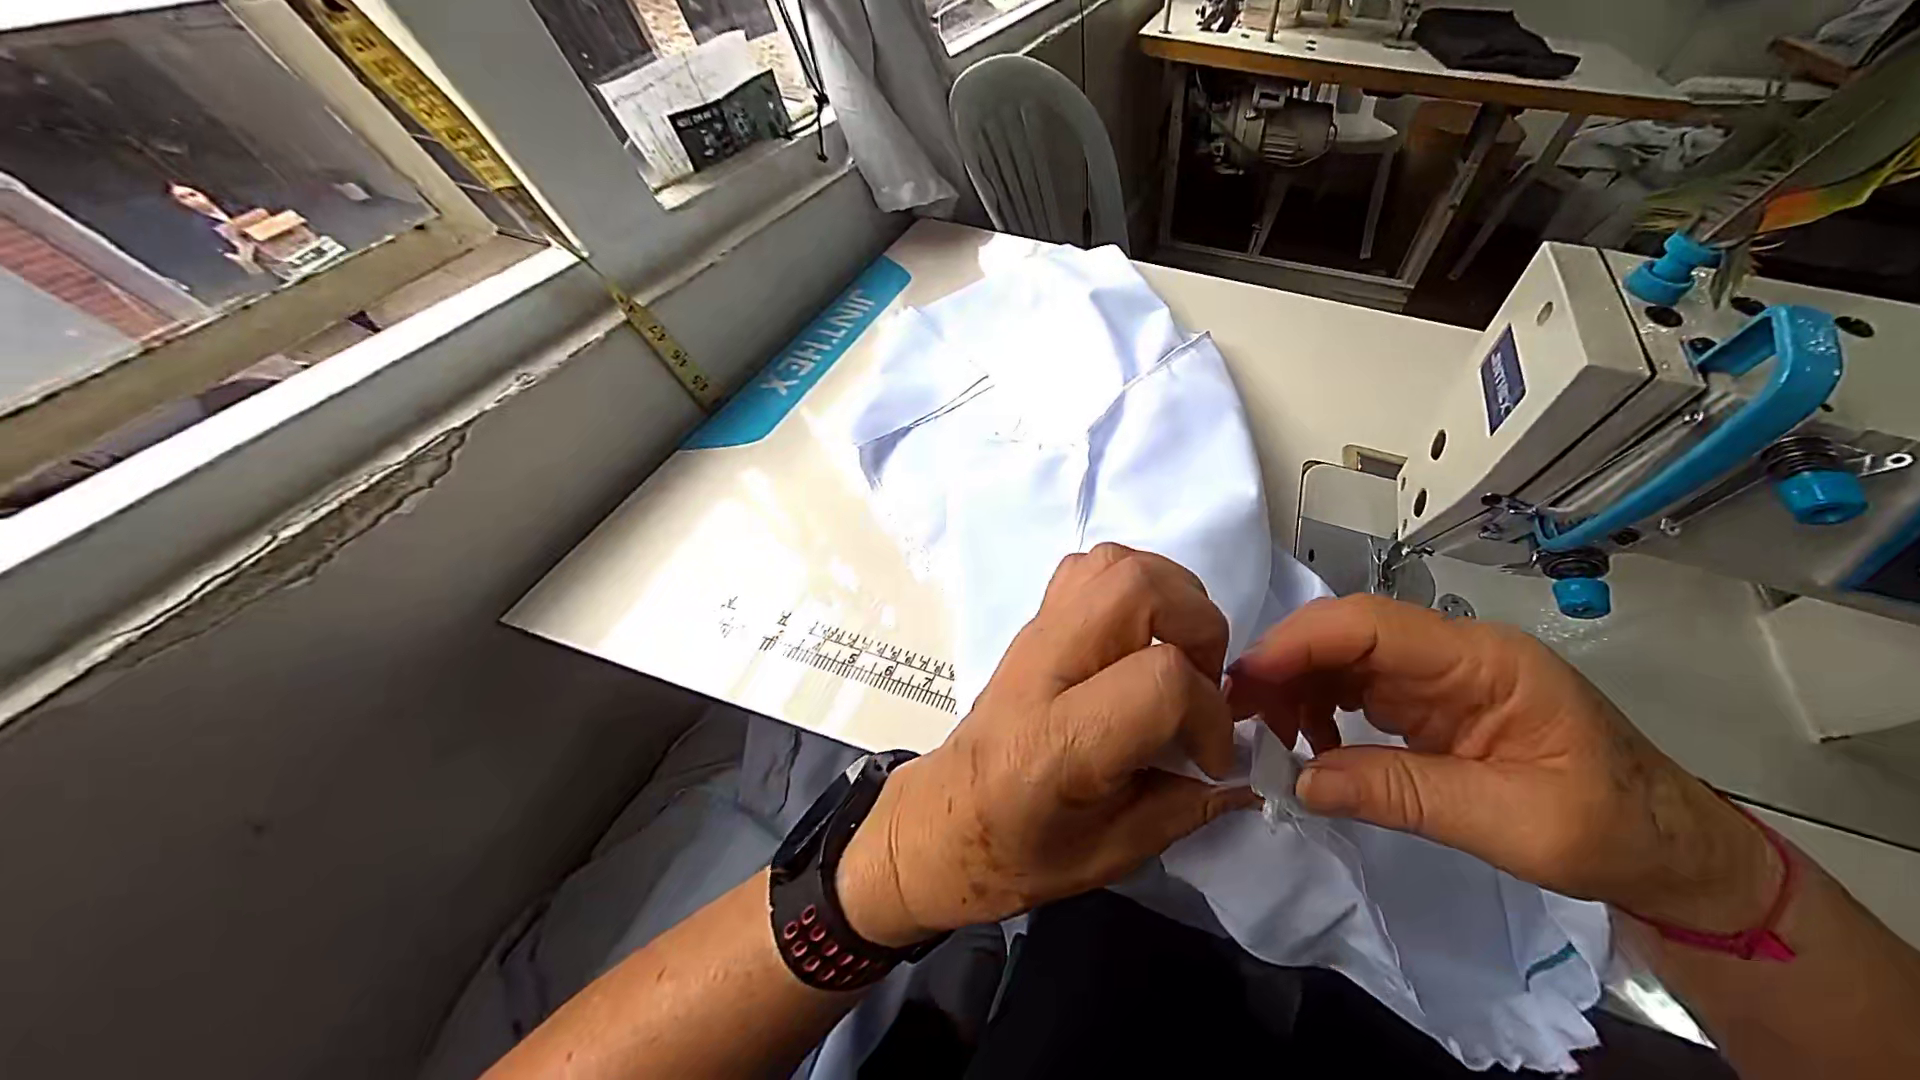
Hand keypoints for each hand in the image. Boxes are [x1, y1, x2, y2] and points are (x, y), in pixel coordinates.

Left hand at [838, 544, 1259, 945]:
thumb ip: (1189, 804)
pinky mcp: (1033, 624)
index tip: (1208, 756)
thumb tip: (1248, 772)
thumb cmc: (1019, 849)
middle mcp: (1044, 669)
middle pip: (1136, 589)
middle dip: (1197, 624)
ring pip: (1114, 563)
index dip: (1210, 713)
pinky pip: (1090, 570)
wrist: (945, 818)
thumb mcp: (1114, 851)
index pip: (1161, 678)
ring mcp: (1034, 636)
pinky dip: (1132, 586)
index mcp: (1059, 740)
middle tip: (1202, 681)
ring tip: (1177, 653)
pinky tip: (1141, 638)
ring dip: (1169, 596)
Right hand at [1226, 594, 1778, 931]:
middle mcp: (1449, 651)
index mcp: (1481, 660)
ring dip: (1292, 687)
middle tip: (1238, 713)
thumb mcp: (1512, 823)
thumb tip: (1299, 780)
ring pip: (1337, 656)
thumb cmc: (1613, 832)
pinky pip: (1350, 685)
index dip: (1298, 643)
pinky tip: (1307, 743)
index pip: (1369, 625)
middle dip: (1282, 665)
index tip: (1244, 680)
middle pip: (1343, 633)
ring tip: (1267, 735)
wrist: (1670, 851)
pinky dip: (1315, 707)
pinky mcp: (1423, 697)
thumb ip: (1400, 793)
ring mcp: (1434, 672)